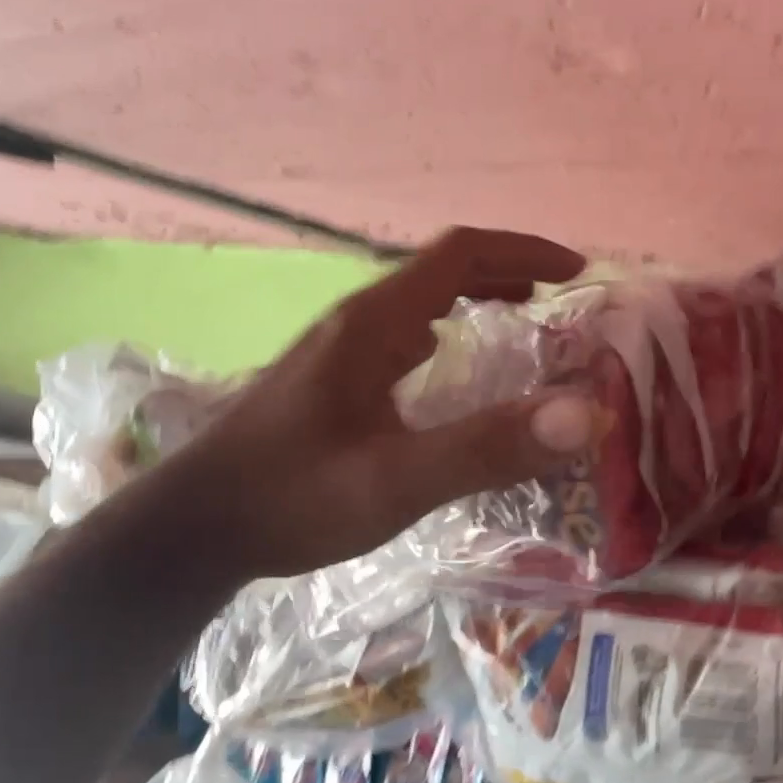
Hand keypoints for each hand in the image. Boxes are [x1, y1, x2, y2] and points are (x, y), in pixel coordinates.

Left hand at [149, 227, 596, 581]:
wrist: (193, 530)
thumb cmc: (293, 498)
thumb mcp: (398, 479)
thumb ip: (490, 448)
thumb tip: (589, 414)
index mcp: (374, 324)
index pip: (460, 253)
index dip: (524, 252)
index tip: (577, 272)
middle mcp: (357, 324)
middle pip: (442, 271)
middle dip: (509, 274)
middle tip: (562, 303)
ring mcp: (340, 353)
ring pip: (421, 304)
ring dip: (478, 301)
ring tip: (526, 326)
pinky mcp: (332, 385)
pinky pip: (405, 339)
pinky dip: (450, 337)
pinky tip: (456, 373)